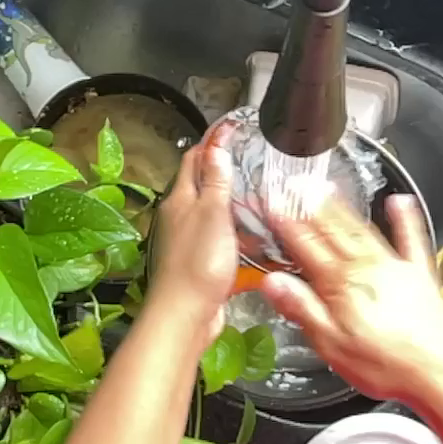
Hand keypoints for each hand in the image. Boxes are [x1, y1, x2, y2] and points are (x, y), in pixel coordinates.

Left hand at [147, 141, 237, 347]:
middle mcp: (180, 218)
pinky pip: (220, 242)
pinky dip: (236, 236)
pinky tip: (255, 239)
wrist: (186, 315)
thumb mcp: (212, 213)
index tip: (233, 128)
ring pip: (213, 215)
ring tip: (262, 197)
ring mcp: (189, 242)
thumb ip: (216, 181)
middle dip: (224, 172)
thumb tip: (216, 146)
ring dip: (233, 205)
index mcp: (179, 199)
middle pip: (202, 186)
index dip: (212, 142)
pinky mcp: (200, 265)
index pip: (194, 159)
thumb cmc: (198, 263)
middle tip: (253, 161)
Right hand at [262, 194, 442, 405]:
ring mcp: (395, 269)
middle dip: (309, 206)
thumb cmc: (389, 365)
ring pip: (362, 229)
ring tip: (326, 188)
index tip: (271, 203)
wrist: (441, 374)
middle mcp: (368, 269)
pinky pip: (411, 239)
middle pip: (332, 231)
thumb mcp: (331, 344)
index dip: (285, 223)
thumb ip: (302, 309)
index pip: (305, 246)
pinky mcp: (419, 277)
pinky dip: (404, 218)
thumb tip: (273, 282)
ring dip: (342, 207)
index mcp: (342, 285)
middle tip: (294, 185)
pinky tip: (399, 202)